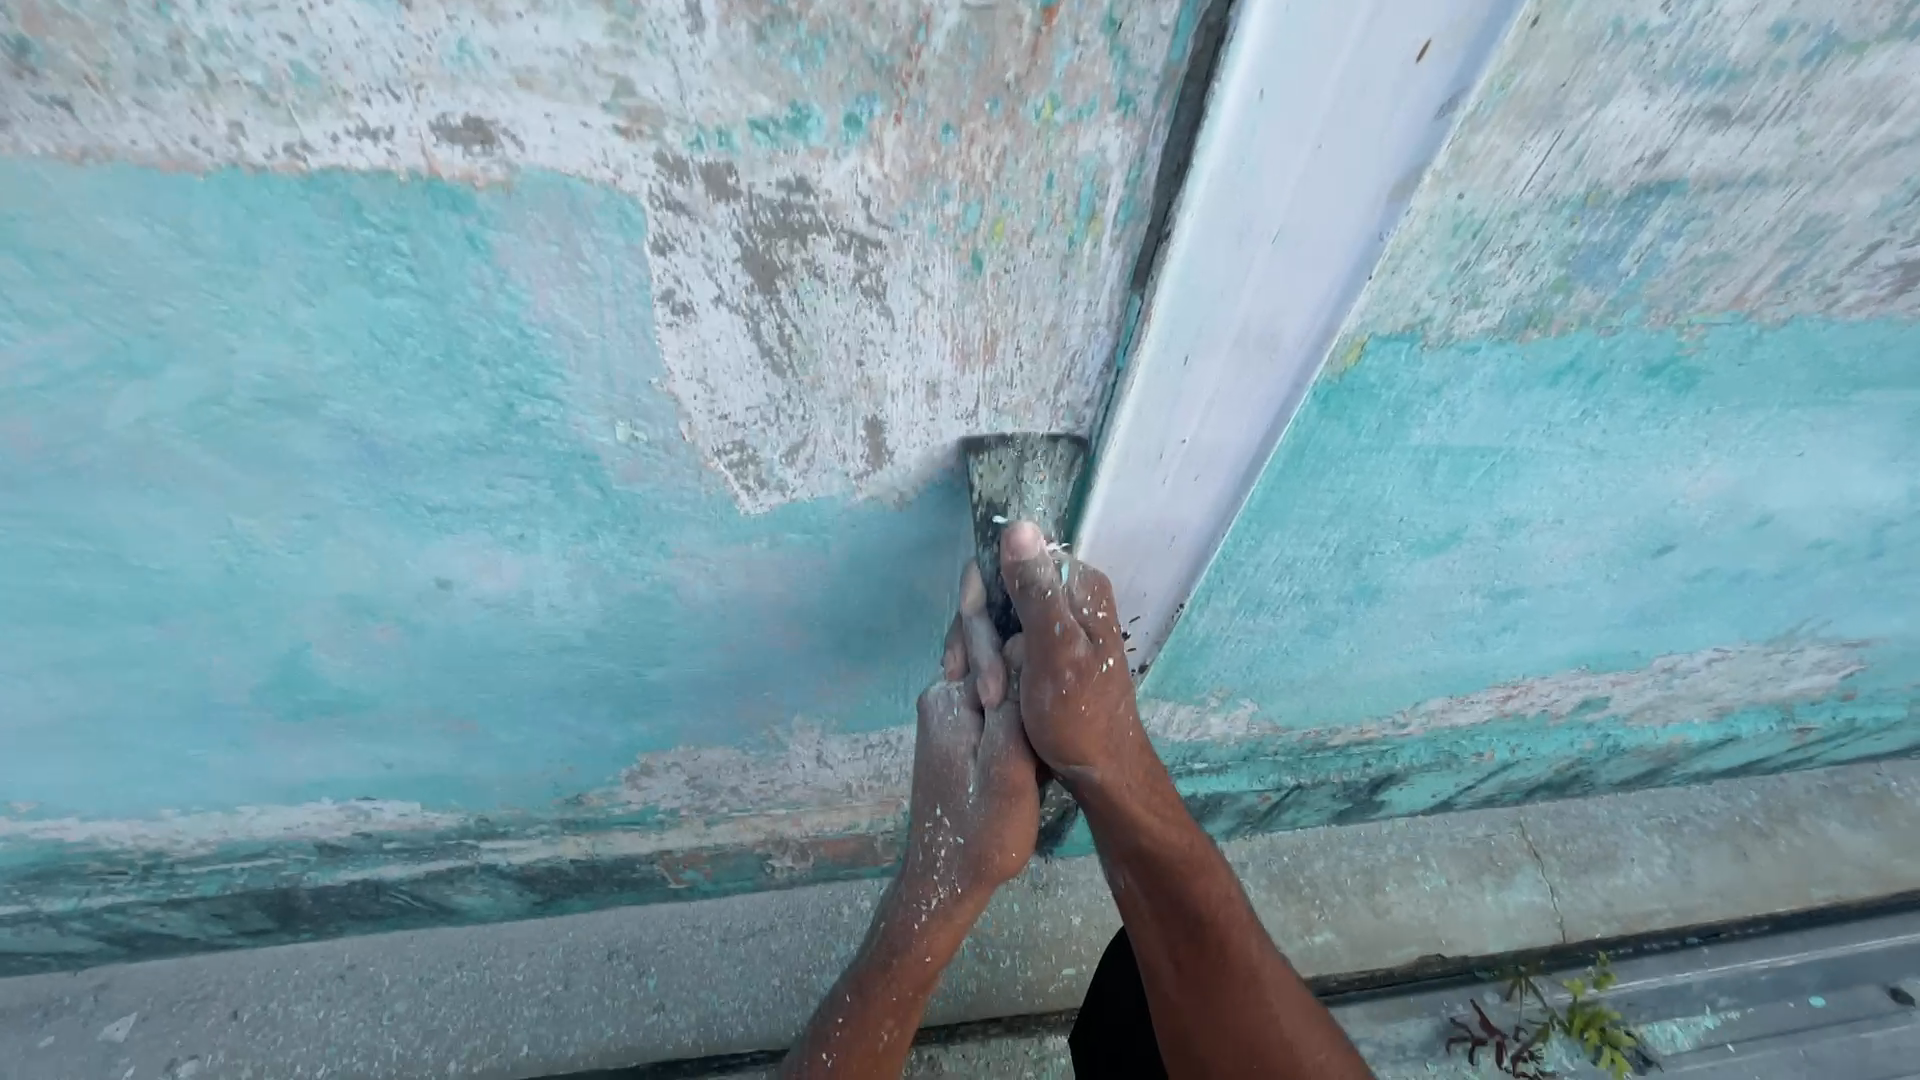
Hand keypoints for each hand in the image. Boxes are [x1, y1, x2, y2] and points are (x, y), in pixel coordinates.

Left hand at [899, 562, 1042, 914]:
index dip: (995, 596)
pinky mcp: (952, 730)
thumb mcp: (1008, 772)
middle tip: (1012, 556)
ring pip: (972, 657)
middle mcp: (942, 697)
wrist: (945, 878)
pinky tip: (1019, 654)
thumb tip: (1028, 646)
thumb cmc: (980, 832)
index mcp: (952, 701)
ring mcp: (944, 714)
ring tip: (1016, 590)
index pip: (974, 633)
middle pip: (968, 636)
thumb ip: (1015, 708)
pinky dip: (997, 658)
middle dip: (990, 599)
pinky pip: (977, 679)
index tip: (1010, 553)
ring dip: (993, 626)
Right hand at [998, 521, 1147, 789]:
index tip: (973, 649)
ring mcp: (1051, 618)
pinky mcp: (1039, 642)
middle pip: (994, 589)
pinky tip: (980, 692)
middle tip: (983, 689)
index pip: (1007, 561)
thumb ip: (1035, 591)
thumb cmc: (1080, 717)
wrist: (1098, 770)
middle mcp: (1065, 593)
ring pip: (990, 615)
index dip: (980, 600)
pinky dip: (983, 662)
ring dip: (979, 656)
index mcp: (1076, 585)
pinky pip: (997, 636)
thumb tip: (1016, 525)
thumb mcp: (1055, 653)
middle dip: (980, 638)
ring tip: (985, 699)